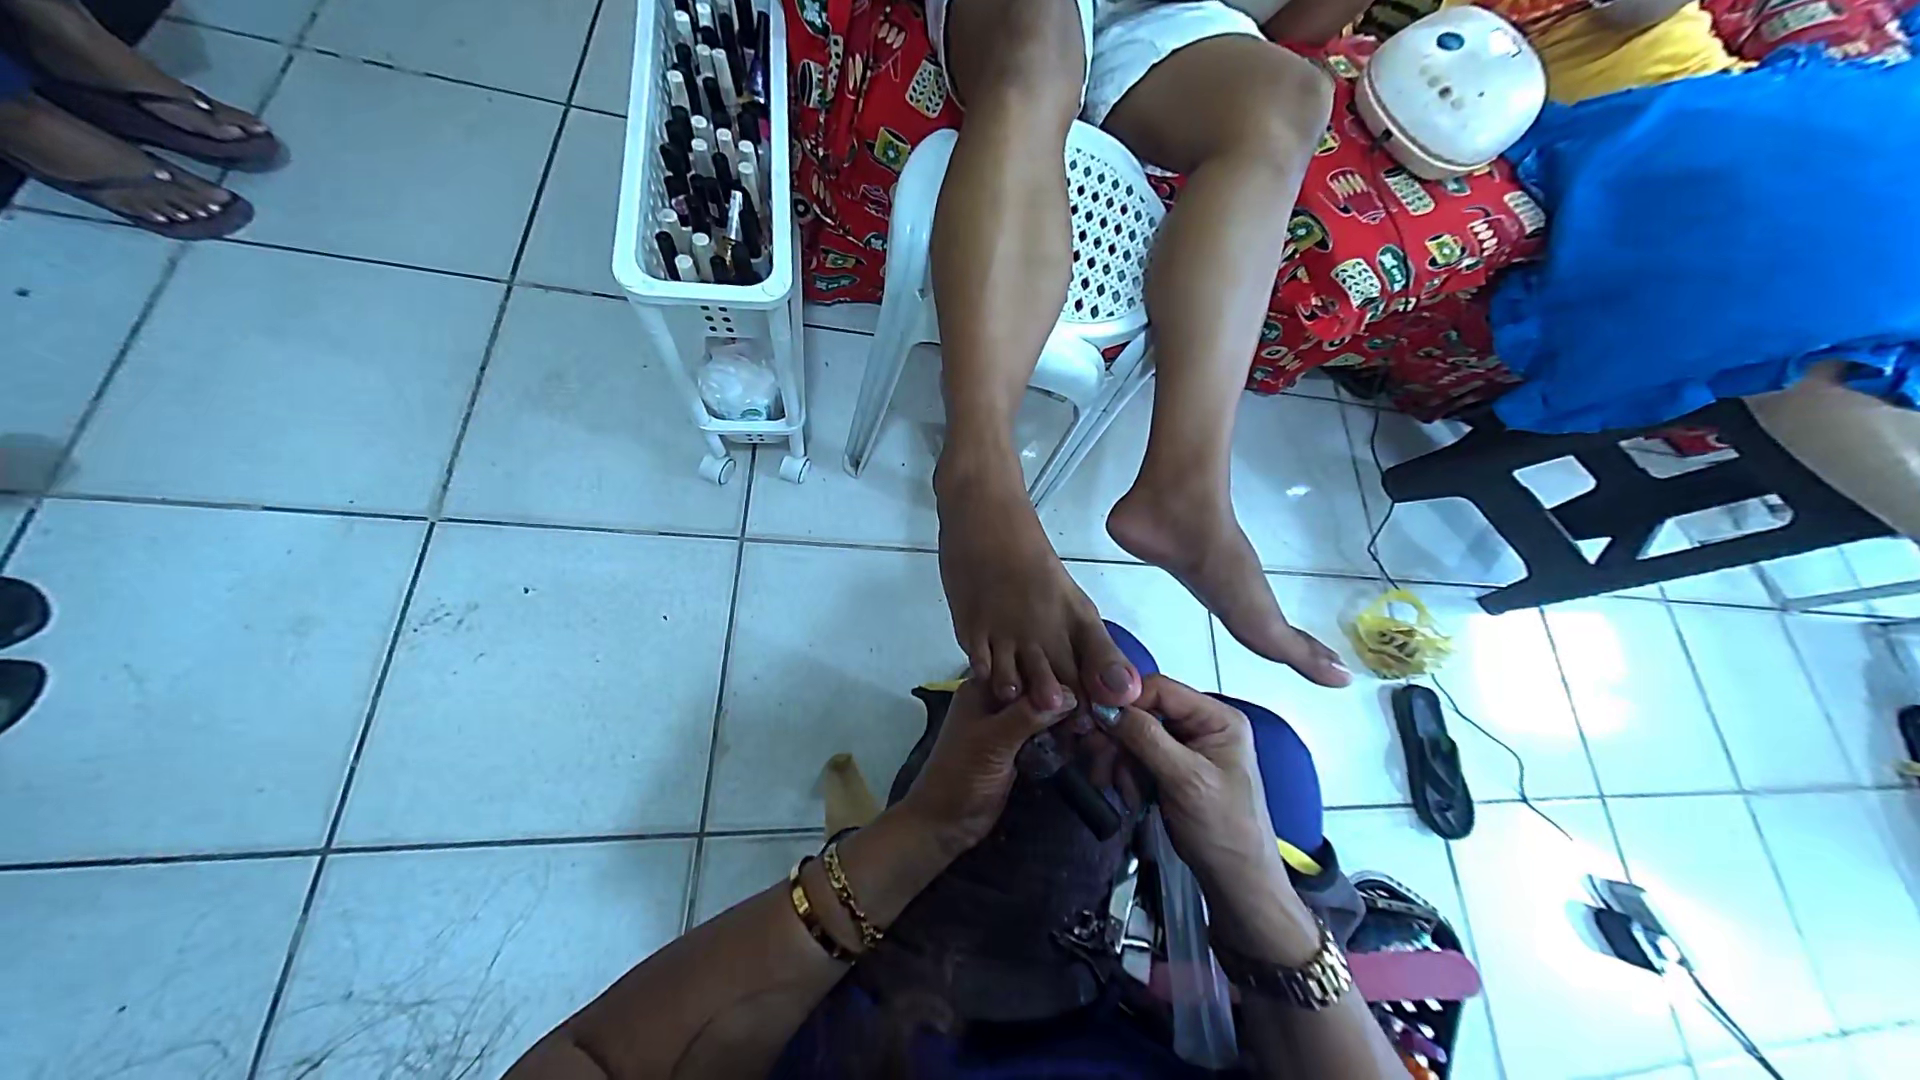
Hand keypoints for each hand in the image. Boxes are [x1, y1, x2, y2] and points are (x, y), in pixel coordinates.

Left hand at [896, 678, 1076, 854]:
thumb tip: (1070, 695)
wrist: (945, 824)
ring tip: (1089, 727)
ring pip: (1043, 712)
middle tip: (1093, 711)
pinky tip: (1079, 740)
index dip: (1054, 675)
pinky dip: (1059, 737)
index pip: (1024, 668)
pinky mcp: (1017, 747)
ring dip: (1064, 720)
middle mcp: (996, 699)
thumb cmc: (962, 776)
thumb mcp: (994, 741)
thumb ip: (1029, 715)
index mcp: (982, 687)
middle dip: (1063, 699)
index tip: (1086, 685)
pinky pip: (1043, 734)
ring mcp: (1006, 724)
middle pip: (1037, 689)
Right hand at [1101, 676, 1317, 960]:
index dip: (1125, 701)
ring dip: (1120, 761)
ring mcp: (1183, 745)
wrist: (1235, 882)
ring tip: (1125, 791)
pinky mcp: (1168, 766)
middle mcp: (1199, 724)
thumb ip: (1147, 738)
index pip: (1159, 688)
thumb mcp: (1186, 780)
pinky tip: (1130, 796)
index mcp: (1217, 717)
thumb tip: (1106, 707)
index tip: (1096, 719)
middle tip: (1100, 763)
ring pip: (1131, 734)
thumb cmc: (1225, 831)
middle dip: (1119, 739)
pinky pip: (1134, 755)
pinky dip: (1124, 774)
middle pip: (1141, 711)